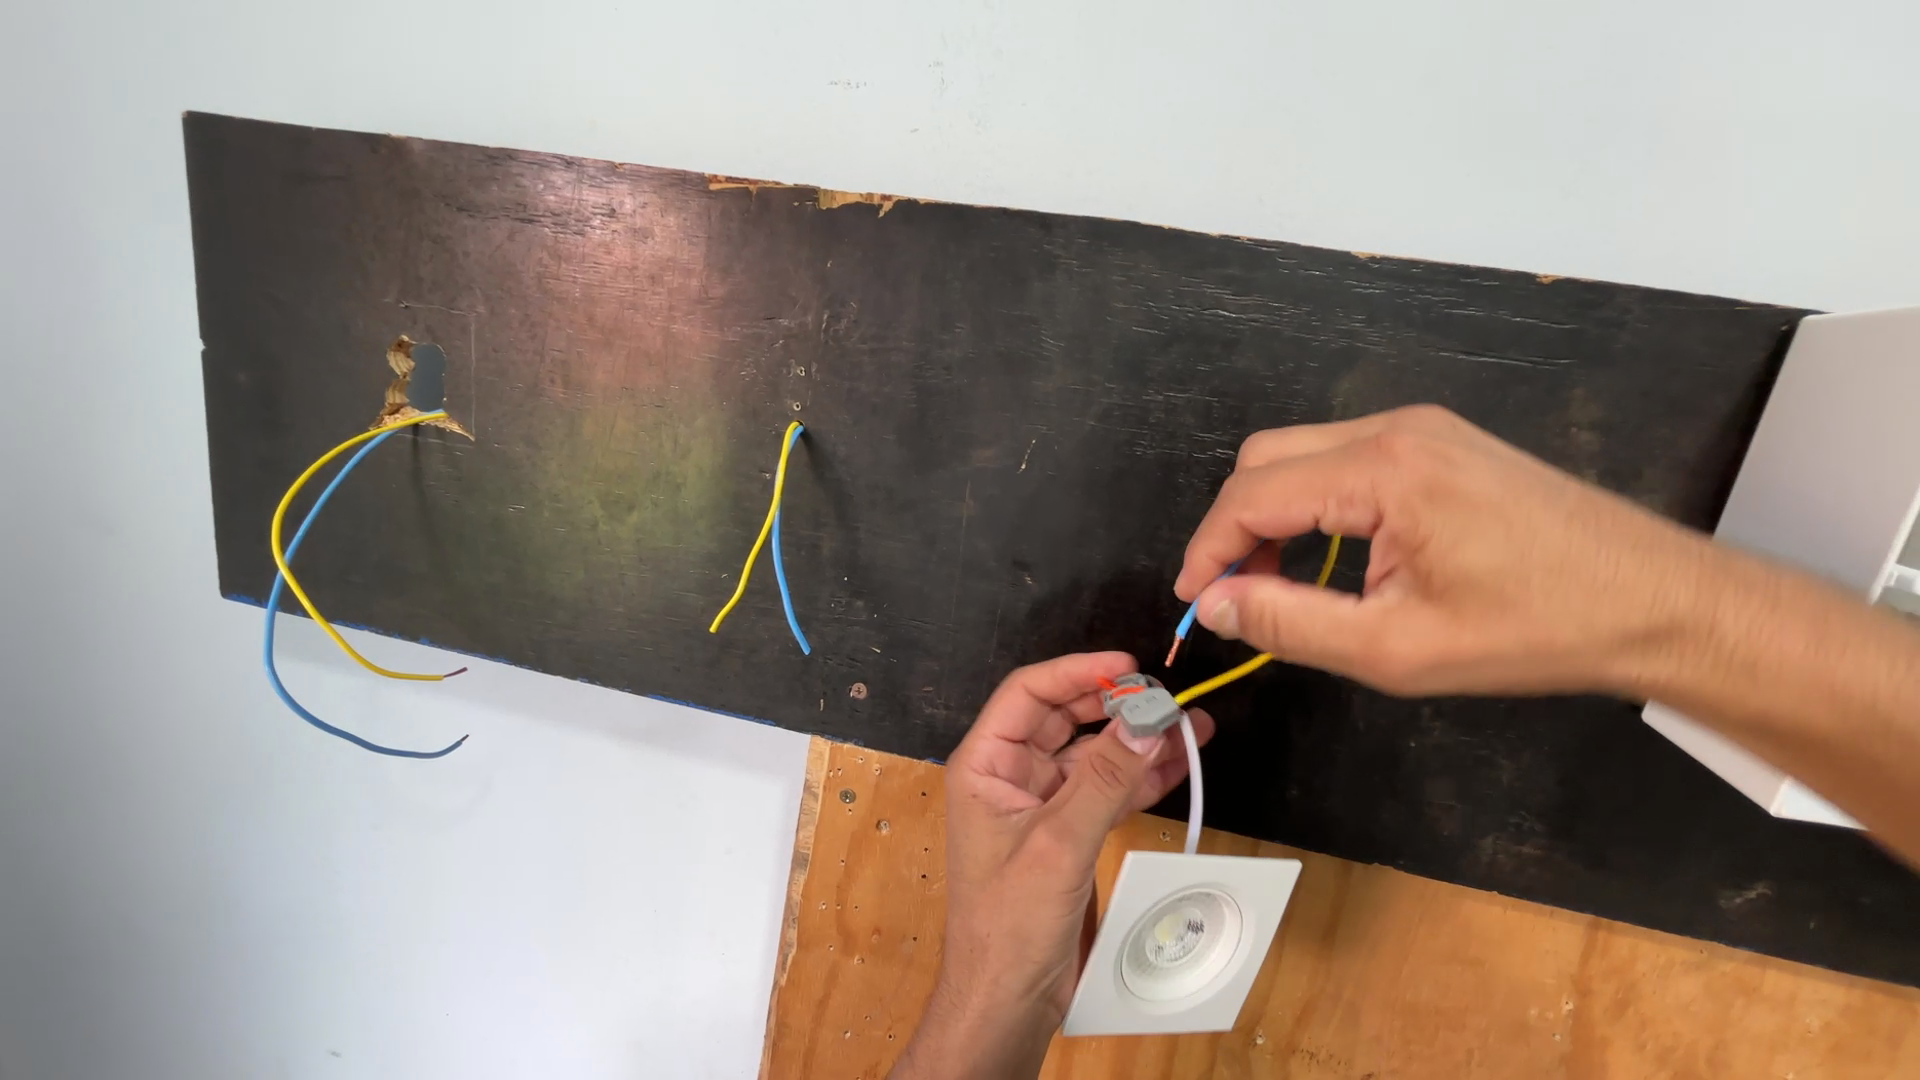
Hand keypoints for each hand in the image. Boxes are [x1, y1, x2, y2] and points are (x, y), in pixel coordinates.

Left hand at [890, 653, 1212, 1079]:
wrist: (1008, 1004)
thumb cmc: (1012, 921)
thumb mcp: (1058, 844)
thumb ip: (1105, 779)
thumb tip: (1149, 719)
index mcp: (986, 763)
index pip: (1029, 694)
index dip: (1077, 673)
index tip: (1128, 667)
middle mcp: (1011, 774)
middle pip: (1064, 718)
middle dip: (1114, 705)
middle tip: (1167, 697)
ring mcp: (1042, 803)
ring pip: (1093, 754)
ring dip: (1138, 741)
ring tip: (1192, 726)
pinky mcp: (1069, 831)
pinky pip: (1107, 791)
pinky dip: (1142, 779)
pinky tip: (1181, 764)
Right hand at [1173, 405, 1717, 697]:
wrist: (1665, 603)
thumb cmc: (1533, 632)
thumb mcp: (1394, 649)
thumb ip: (1287, 623)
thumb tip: (1211, 605)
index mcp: (1381, 471)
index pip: (1251, 495)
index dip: (1206, 548)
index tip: (1192, 601)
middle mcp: (1392, 430)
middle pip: (1263, 459)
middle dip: (1231, 526)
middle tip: (1232, 592)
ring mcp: (1419, 429)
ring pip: (1297, 454)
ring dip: (1268, 514)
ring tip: (1272, 580)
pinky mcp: (1437, 442)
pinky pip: (1338, 459)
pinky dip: (1308, 503)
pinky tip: (1325, 553)